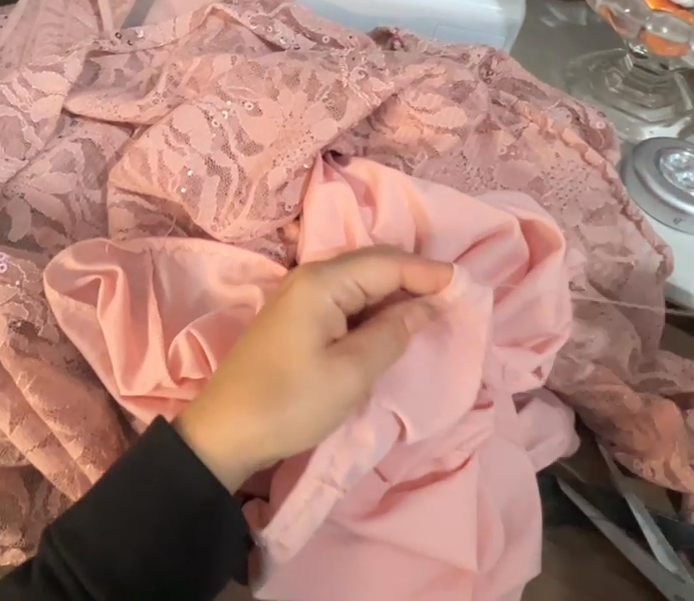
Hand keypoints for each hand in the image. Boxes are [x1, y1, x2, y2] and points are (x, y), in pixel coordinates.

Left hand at [174, 248, 454, 490]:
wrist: (226, 430)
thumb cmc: (290, 402)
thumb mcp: (350, 373)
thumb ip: (392, 333)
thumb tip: (427, 305)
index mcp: (322, 282)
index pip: (386, 264)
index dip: (427, 272)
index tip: (467, 284)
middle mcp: (310, 276)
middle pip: (372, 263)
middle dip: (414, 275)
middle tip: (456, 292)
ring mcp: (301, 294)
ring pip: (360, 278)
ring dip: (395, 288)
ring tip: (434, 303)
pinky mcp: (298, 314)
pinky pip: (346, 295)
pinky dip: (374, 302)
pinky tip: (393, 317)